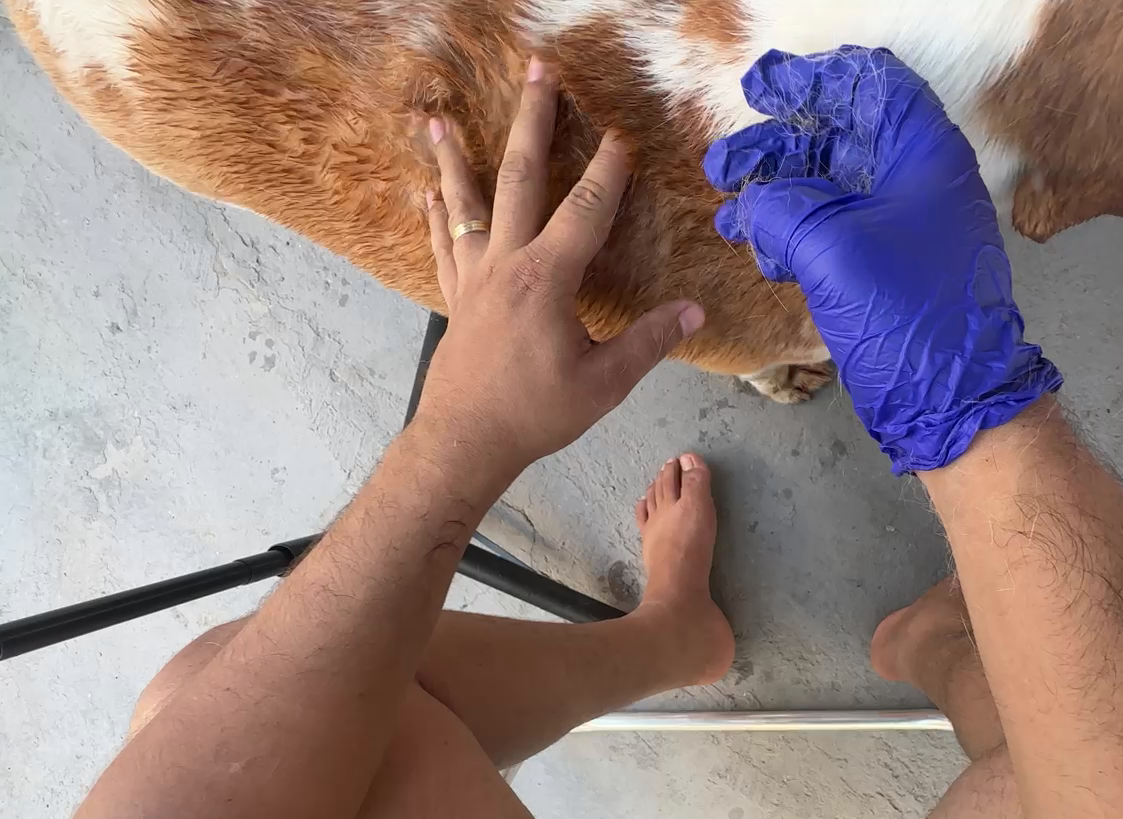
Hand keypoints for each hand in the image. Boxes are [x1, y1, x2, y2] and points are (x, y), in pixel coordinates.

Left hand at [413, 58, 704, 474]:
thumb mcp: (604, 384)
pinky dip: (436, 217)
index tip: (622, 136)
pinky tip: (428, 194)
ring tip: (437, 119)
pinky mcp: (455, 301)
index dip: (608, 172)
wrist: (466, 440)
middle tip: (536, 74)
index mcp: (546, 280)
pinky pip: (443, 247)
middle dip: (532, 123)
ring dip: (455, 160)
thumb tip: (694, 312)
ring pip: (464, 206)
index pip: (584, 211)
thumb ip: (649, 342)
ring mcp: (473, 281)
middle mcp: (505, 265)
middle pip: (518, 180)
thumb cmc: (535, 414)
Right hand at [703, 47, 1061, 472]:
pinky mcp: (882, 272)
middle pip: (838, 142)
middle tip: (721, 166)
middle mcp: (914, 184)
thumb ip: (784, 210)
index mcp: (921, 156)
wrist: (944, 398)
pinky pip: (831, 238)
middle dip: (775, 152)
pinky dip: (793, 240)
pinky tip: (761, 253)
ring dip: (774, 203)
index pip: (868, 88)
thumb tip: (752, 201)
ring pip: (827, 196)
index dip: (812, 82)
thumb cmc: (902, 312)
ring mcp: (899, 232)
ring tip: (728, 219)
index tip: (760, 91)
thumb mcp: (833, 249)